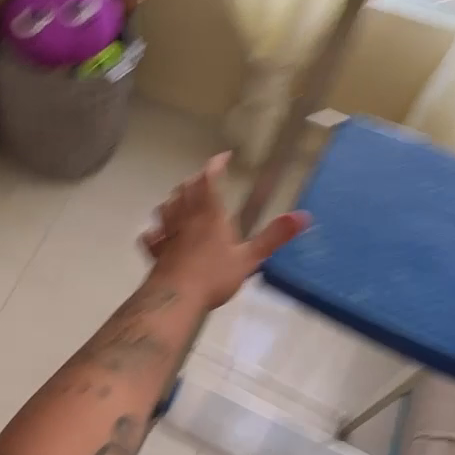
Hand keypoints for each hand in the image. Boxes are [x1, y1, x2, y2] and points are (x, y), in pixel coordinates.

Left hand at [139, 152, 309, 309]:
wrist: (176, 297)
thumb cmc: (214, 276)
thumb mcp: (250, 258)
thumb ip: (274, 236)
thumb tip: (303, 216)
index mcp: (209, 215)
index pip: (208, 179)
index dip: (215, 165)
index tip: (223, 157)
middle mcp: (185, 218)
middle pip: (185, 190)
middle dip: (195, 180)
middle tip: (204, 179)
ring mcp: (167, 234)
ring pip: (166, 207)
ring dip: (174, 199)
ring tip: (181, 200)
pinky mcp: (155, 252)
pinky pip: (151, 236)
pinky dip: (155, 231)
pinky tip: (157, 234)